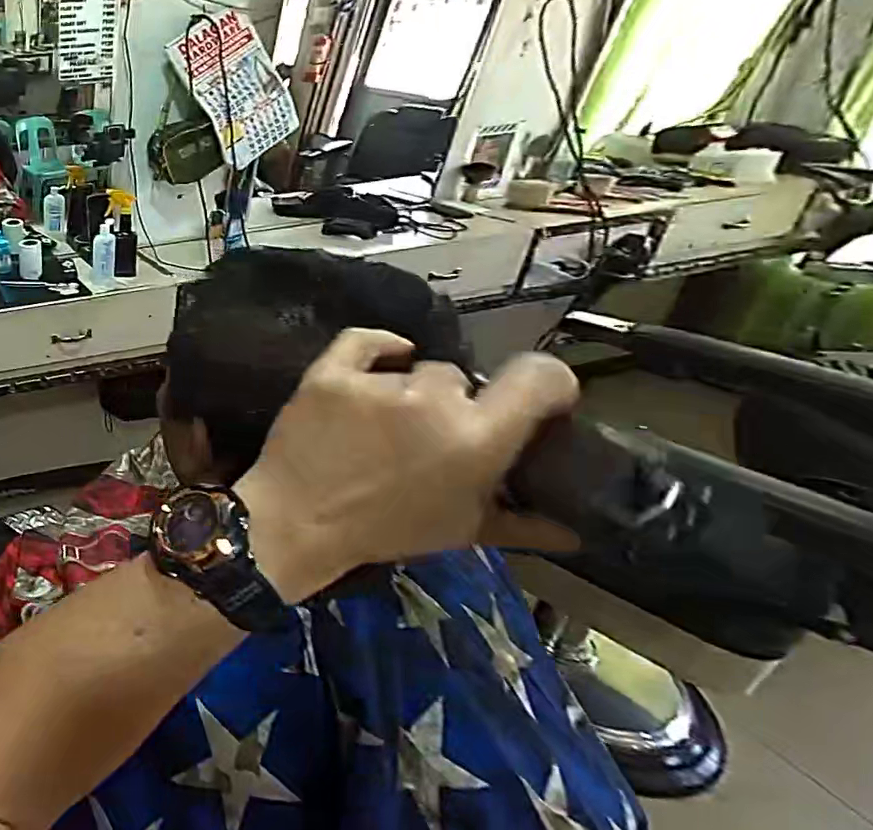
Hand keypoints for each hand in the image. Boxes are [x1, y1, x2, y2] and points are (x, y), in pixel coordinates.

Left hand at [234, 330, 580, 602]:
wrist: (298, 521)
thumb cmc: (384, 530)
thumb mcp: (461, 532)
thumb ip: (523, 524)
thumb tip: (574, 530)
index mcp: (477, 439)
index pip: (538, 377)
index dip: (546, 383)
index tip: (536, 398)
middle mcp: (432, 401)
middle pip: (459, 378)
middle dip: (450, 404)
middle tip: (426, 436)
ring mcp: (377, 383)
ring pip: (412, 365)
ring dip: (406, 387)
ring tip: (384, 423)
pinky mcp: (331, 372)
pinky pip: (365, 340)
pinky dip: (378, 347)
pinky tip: (381, 364)